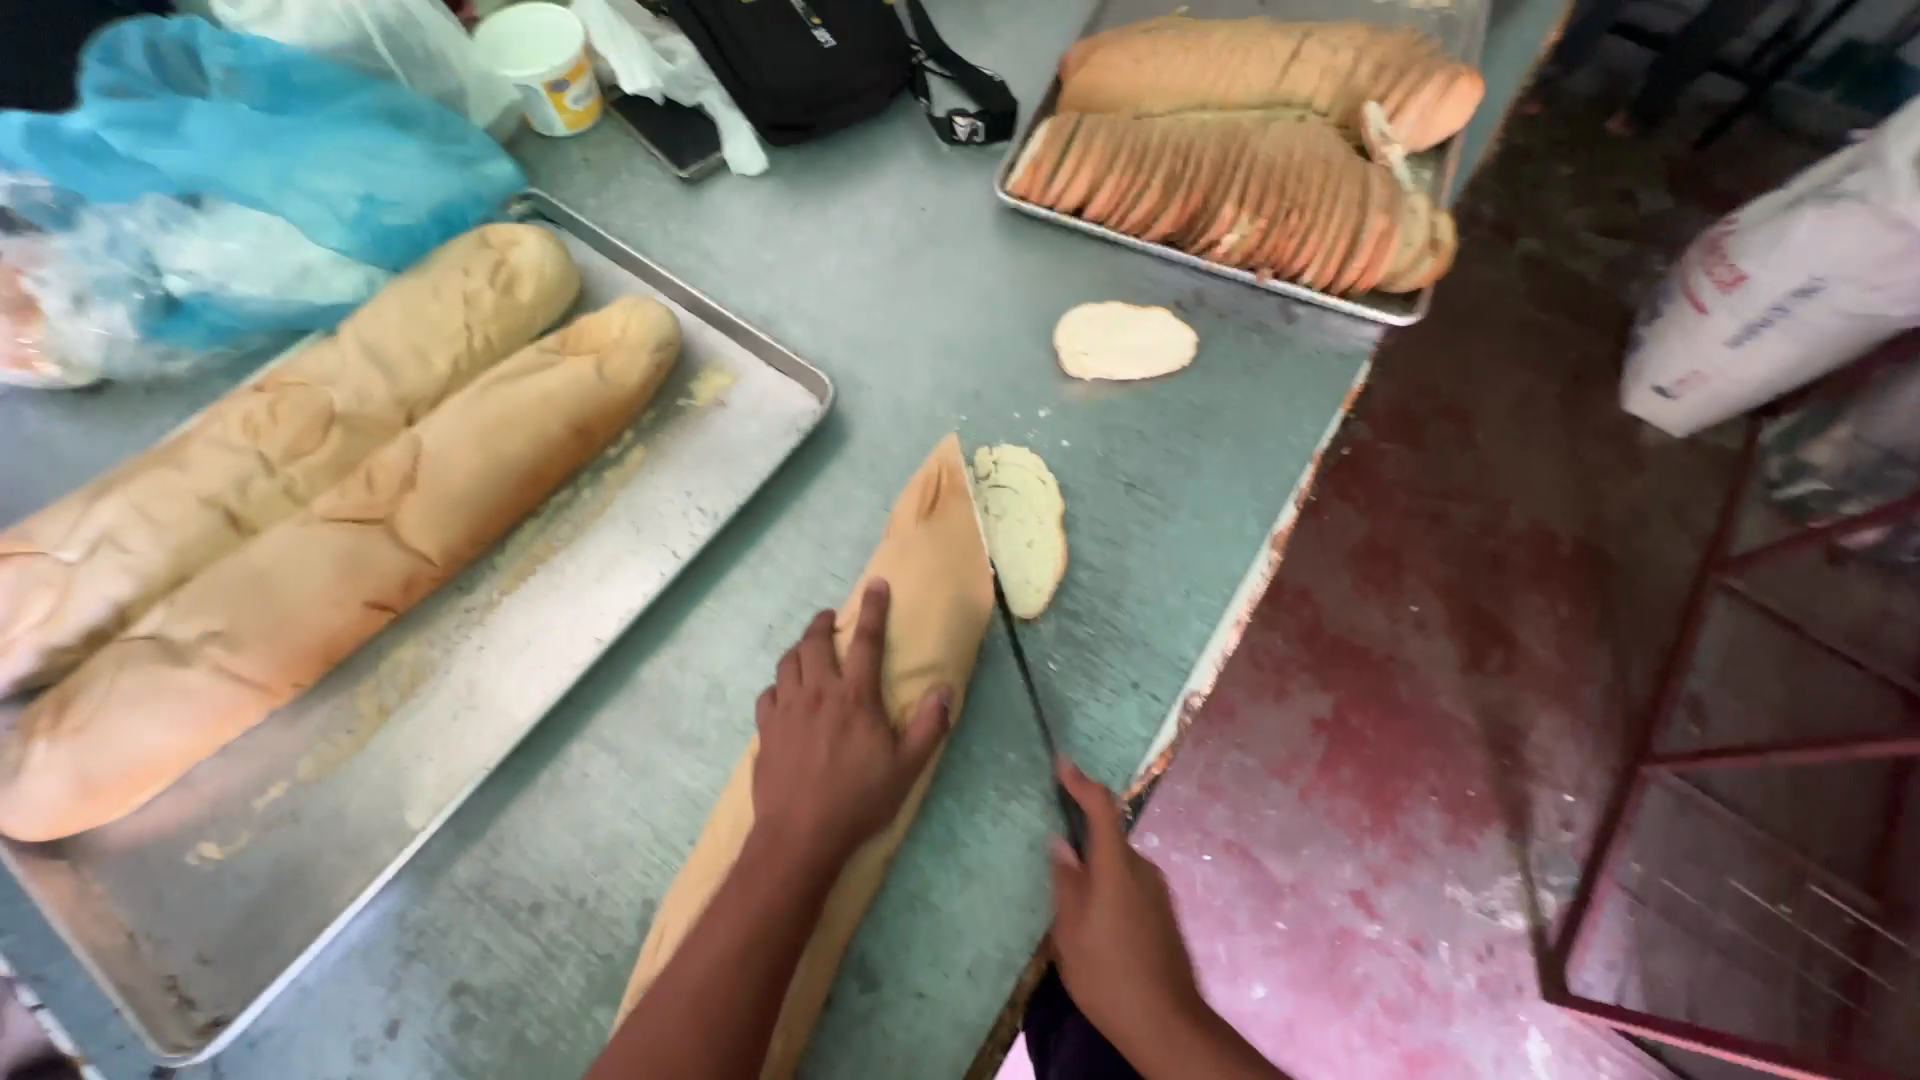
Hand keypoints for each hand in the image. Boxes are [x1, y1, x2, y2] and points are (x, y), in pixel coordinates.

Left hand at [750, 578, 952, 867]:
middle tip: (832, 618)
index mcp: (855, 697)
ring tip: (808, 648)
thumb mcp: (906, 768)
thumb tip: (945, 690)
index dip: (874, 610)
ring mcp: (787, 710)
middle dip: (825, 623)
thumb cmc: (858, 801)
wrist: (800, 836)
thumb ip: (928, 726)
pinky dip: (778, 684)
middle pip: (816, 642)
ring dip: (800, 648)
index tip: (876, 585)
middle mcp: (818, 693)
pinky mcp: (765, 730)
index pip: (867, 641)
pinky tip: (784, 693)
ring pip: (788, 662)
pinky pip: (768, 693)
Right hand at [1048, 760, 1205, 1048]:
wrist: (1168, 1025)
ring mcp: (1158, 891)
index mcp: (1116, 868)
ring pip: (1118, 866)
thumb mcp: (1071, 933)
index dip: (1081, 783)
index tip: (1062, 763)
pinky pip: (1130, 885)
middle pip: (1108, 839)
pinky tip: (1099, 928)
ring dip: (1096, 874)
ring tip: (1074, 912)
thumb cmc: (1108, 976)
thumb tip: (1062, 842)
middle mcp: (1142, 870)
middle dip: (1082, 845)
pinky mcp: (1164, 912)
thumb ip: (1066, 882)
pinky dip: (1111, 891)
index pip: (1101, 809)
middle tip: (1054, 868)